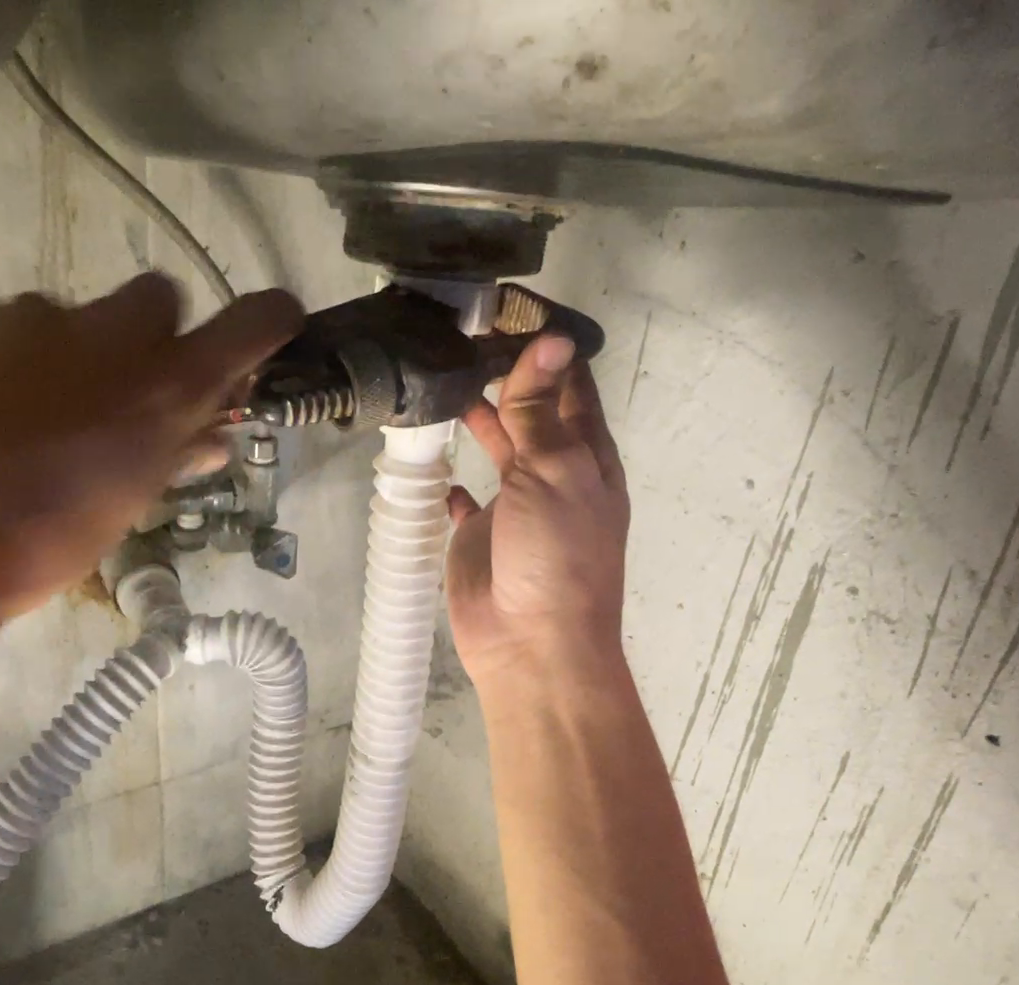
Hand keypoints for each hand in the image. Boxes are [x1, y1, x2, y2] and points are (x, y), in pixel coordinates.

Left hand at [0, 273, 301, 614]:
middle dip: (148, 338)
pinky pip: (0, 325)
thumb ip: (174, 455)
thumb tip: (208, 436)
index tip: (273, 325)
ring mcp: (29, 317)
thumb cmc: (39, 545)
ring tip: (25, 417)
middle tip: (119, 392)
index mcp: (165, 387)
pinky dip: (1, 357)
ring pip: (70, 317)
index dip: (269, 320)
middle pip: (156, 300)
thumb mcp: (127, 507)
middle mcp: (109, 332)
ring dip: (66, 352)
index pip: (251, 323)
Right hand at [446, 336, 630, 681]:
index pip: (569, 384)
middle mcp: (553, 472)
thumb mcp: (554, 472)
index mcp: (586, 454)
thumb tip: (551, 338)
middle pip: (531, 410)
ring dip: (476, 415)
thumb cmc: (557, 553)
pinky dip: (452, 476)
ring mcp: (515, 504)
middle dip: (504, 375)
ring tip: (439, 377)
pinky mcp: (478, 533)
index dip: (544, 347)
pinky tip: (432, 453)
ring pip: (497, 445)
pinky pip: (464, 496)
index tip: (504, 309)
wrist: (532, 642)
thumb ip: (542, 410)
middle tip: (457, 333)